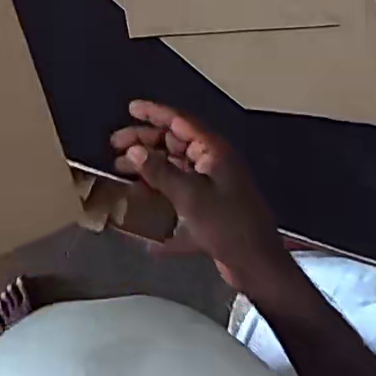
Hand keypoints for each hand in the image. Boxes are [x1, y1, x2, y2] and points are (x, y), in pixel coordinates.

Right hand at [109, 99, 295, 299]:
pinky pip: (179, 199)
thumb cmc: (227, 225)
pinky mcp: (209, 211)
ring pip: (174, 169)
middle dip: (144, 142)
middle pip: (173, 144)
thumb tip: (133, 150)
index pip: (180, 122)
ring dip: (149, 169)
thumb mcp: (189, 196)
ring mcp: (212, 187)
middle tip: (116, 145)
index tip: (131, 108)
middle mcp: (212, 164)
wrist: (259, 268)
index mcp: (212, 151)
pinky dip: (163, 205)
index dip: (154, 112)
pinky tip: (145, 225)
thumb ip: (159, 171)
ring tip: (121, 171)